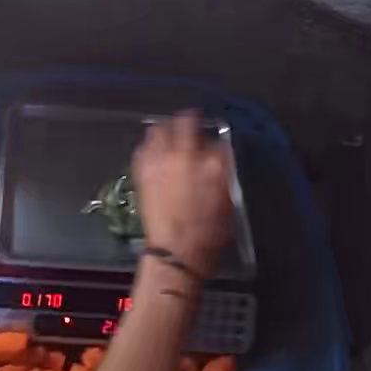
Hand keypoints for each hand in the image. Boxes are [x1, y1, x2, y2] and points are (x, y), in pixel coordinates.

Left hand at [132, 111, 232, 278]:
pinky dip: (149, 146)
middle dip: (190, 120)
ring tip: (169, 133)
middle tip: (191, 123)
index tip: (214, 147)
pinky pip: (143, 148)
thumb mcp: (228, 202)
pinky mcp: (142, 171)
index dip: (216, 142)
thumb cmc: (208, 234)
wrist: (176, 250)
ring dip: (166, 129)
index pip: (217, 140)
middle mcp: (185, 156)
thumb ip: (222, 174)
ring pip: (159, 130)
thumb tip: (217, 162)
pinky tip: (153, 151)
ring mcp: (160, 161)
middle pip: (186, 122)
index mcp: (213, 164)